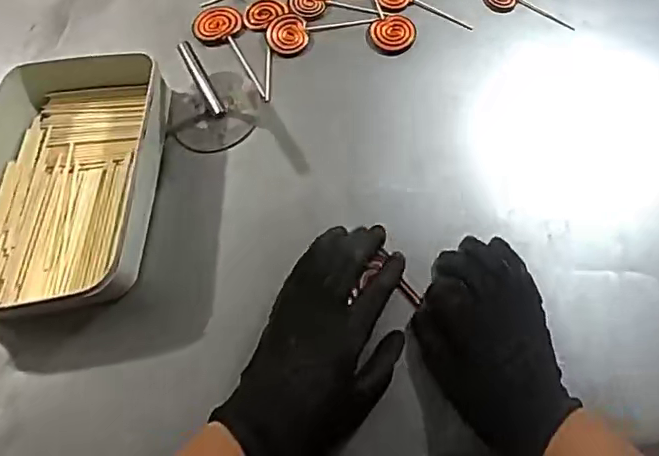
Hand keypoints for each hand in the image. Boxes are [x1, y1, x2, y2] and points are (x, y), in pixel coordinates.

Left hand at [213, 226, 406, 455]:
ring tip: (353, 231)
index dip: (390, 271)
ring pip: (323, 264)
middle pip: (348, 267)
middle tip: (378, 231)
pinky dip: (313, 253)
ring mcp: (300, 309)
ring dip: (340, 244)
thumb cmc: (313, 416)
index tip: (398, 257)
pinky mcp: (281, 310)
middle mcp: (325, 315)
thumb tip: (399, 334)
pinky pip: (299, 273)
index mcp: (347, 336)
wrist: (259, 428)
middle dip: (365, 245)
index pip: (375, 292)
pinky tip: (323, 243)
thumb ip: (383, 365)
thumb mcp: (357, 402)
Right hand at [411, 237, 580, 455]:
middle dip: (448, 262)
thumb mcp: (446, 374)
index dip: (432, 290)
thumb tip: (421, 313)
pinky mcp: (529, 290)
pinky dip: (501, 251)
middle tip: (441, 266)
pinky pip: (514, 259)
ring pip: (489, 254)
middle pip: (464, 262)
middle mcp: (489, 294)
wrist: (532, 404)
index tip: (429, 296)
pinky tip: (494, 251)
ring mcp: (513, 289)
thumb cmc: (486, 395)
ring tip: (463, 252)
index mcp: (465, 315)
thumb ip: (430, 338)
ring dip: (473, 251)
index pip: (441, 287)